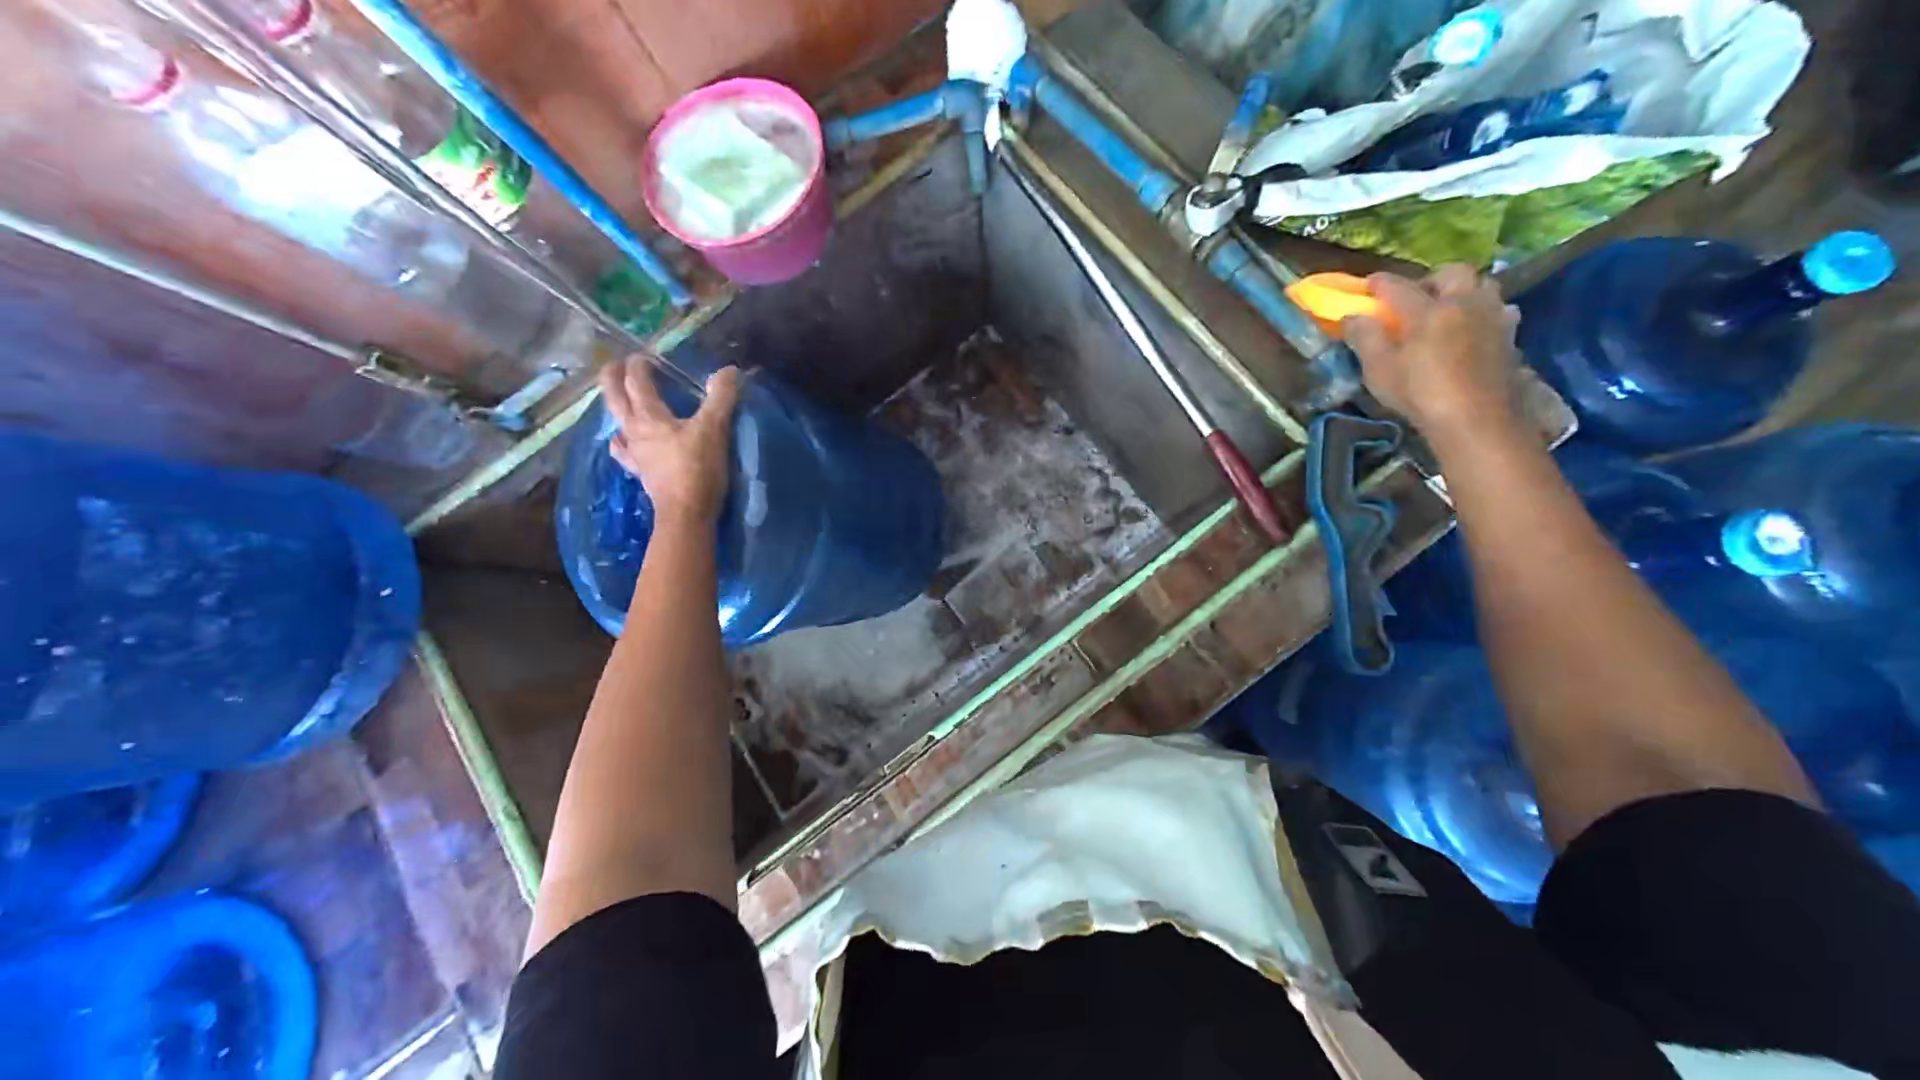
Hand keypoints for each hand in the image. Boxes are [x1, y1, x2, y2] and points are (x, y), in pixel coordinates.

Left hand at [599, 356, 742, 525]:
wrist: (686, 512)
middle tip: (613, 365)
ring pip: (616, 422)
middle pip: (615, 398)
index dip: (639, 365)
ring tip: (618, 399)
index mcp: (649, 416)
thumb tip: (728, 370)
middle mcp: (634, 430)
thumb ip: (721, 397)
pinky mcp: (640, 472)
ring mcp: (634, 452)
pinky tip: (621, 441)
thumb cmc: (698, 468)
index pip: (637, 381)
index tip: (645, 356)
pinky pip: (623, 452)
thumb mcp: (714, 428)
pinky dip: (620, 442)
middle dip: (612, 378)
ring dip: (615, 406)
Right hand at [1341, 265, 1521, 441]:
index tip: (1367, 285)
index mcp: (1428, 310)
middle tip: (1416, 299)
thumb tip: (1353, 316)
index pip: (1398, 287)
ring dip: (1463, 292)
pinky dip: (1484, 314)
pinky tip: (1474, 330)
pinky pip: (1499, 311)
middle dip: (1431, 279)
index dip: (1379, 283)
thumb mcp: (1380, 371)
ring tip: (1448, 312)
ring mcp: (1492, 317)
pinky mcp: (1510, 336)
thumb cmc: (1421, 394)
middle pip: (1452, 273)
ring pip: (1483, 285)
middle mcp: (1463, 304)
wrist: (1478, 419)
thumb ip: (1366, 338)